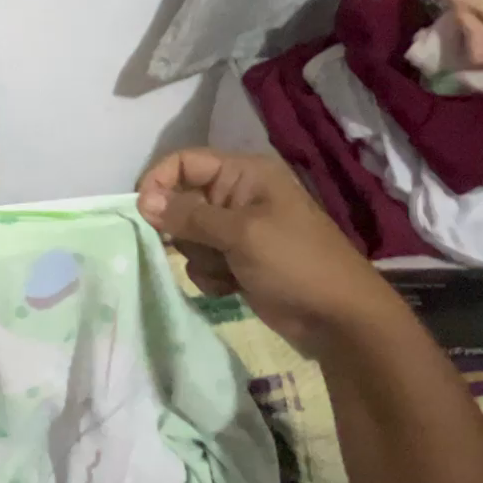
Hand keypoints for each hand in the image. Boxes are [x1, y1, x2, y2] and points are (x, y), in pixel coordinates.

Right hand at [137, 150, 408, 356]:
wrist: (339, 320)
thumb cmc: (296, 264)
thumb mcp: (240, 234)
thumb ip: (189, 216)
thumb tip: (143, 201)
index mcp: (244, 174)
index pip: (184, 162)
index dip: (159, 182)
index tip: (143, 213)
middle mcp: (237, 195)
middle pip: (181, 200)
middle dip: (181, 229)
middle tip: (191, 248)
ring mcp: (237, 230)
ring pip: (188, 235)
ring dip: (198, 257)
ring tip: (225, 271)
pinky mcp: (237, 260)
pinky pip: (201, 261)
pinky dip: (209, 275)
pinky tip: (230, 287)